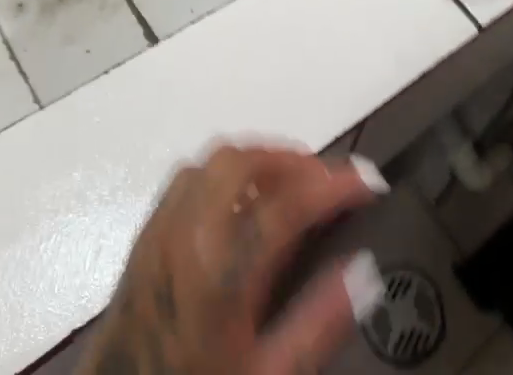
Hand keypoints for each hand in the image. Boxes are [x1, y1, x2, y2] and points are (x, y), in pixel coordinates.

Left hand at [79, 145, 388, 374]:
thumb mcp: (269, 373)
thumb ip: (319, 323)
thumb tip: (364, 273)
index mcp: (220, 276)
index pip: (286, 206)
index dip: (335, 185)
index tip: (368, 181)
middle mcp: (185, 241)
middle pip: (239, 163)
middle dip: (291, 159)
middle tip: (325, 180)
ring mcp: (159, 233)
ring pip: (209, 161)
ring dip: (256, 160)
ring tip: (289, 182)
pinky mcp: (144, 237)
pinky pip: (185, 178)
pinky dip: (224, 173)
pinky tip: (243, 199)